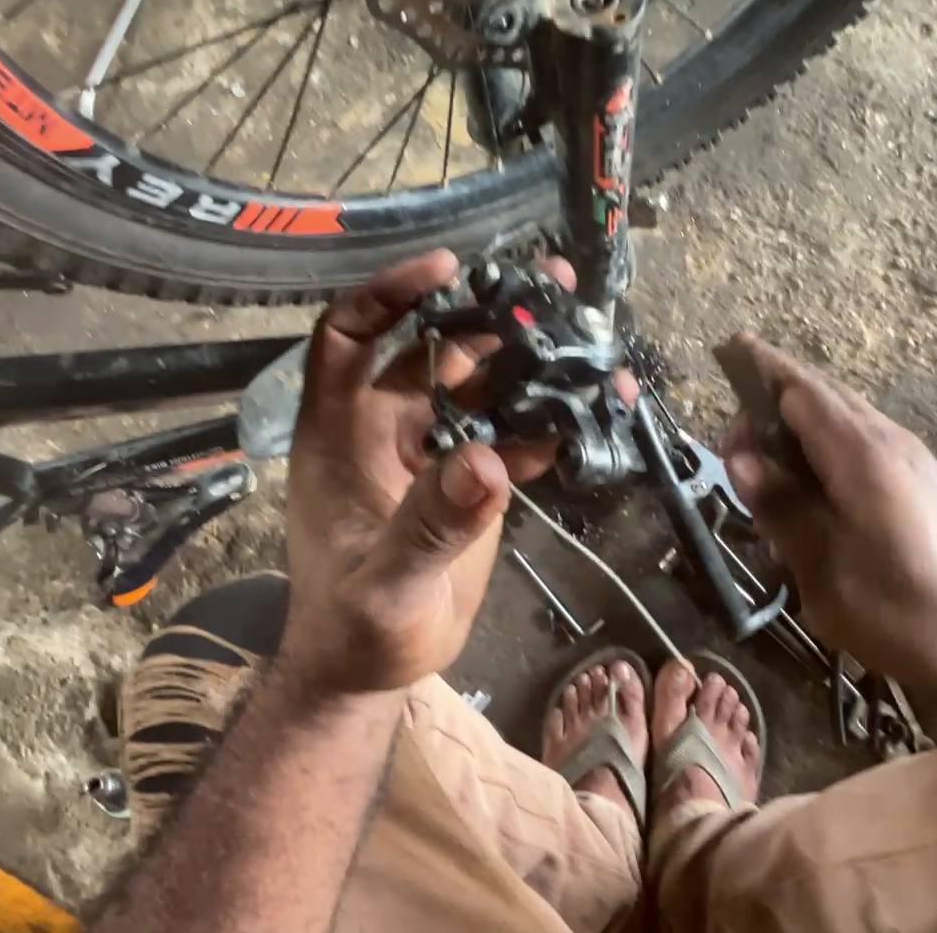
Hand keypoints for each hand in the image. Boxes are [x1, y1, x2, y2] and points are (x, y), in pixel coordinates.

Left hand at [279, 250, 591, 695]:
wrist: (370, 668)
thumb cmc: (355, 630)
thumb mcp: (383, 586)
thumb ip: (427, 527)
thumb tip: (485, 462)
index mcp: (341, 435)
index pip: (348, 338)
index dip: (387, 295)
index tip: (445, 268)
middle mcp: (383, 429)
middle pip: (433, 350)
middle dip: (485, 316)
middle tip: (547, 286)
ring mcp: (430, 452)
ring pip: (479, 386)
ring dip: (527, 359)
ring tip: (583, 331)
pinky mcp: (466, 481)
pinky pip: (509, 435)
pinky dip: (546, 420)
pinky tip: (595, 407)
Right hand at [719, 334, 936, 685]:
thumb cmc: (914, 613)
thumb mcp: (828, 574)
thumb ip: (783, 510)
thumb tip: (740, 459)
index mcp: (861, 455)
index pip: (799, 390)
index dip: (760, 371)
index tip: (726, 354)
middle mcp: (888, 443)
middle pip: (820, 397)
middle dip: (769, 405)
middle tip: (734, 451)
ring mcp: (912, 461)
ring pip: (840, 421)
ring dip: (795, 434)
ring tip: (766, 483)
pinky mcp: (923, 483)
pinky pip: (859, 446)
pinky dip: (821, 454)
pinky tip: (812, 502)